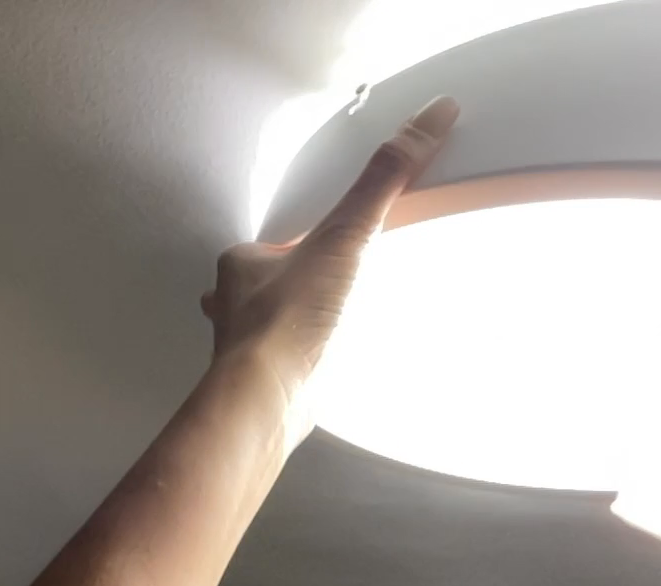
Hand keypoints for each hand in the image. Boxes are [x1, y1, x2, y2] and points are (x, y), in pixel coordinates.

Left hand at [201, 96, 457, 442]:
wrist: (266, 394)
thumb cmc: (286, 318)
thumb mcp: (341, 238)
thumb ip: (381, 183)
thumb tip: (431, 116)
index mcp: (237, 265)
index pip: (261, 242)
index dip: (284, 240)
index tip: (311, 241)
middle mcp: (230, 306)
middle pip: (256, 284)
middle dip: (276, 281)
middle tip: (310, 279)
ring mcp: (240, 344)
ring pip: (261, 323)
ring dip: (284, 319)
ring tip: (316, 316)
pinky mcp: (258, 377)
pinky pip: (277, 357)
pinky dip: (294, 353)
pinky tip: (315, 358)